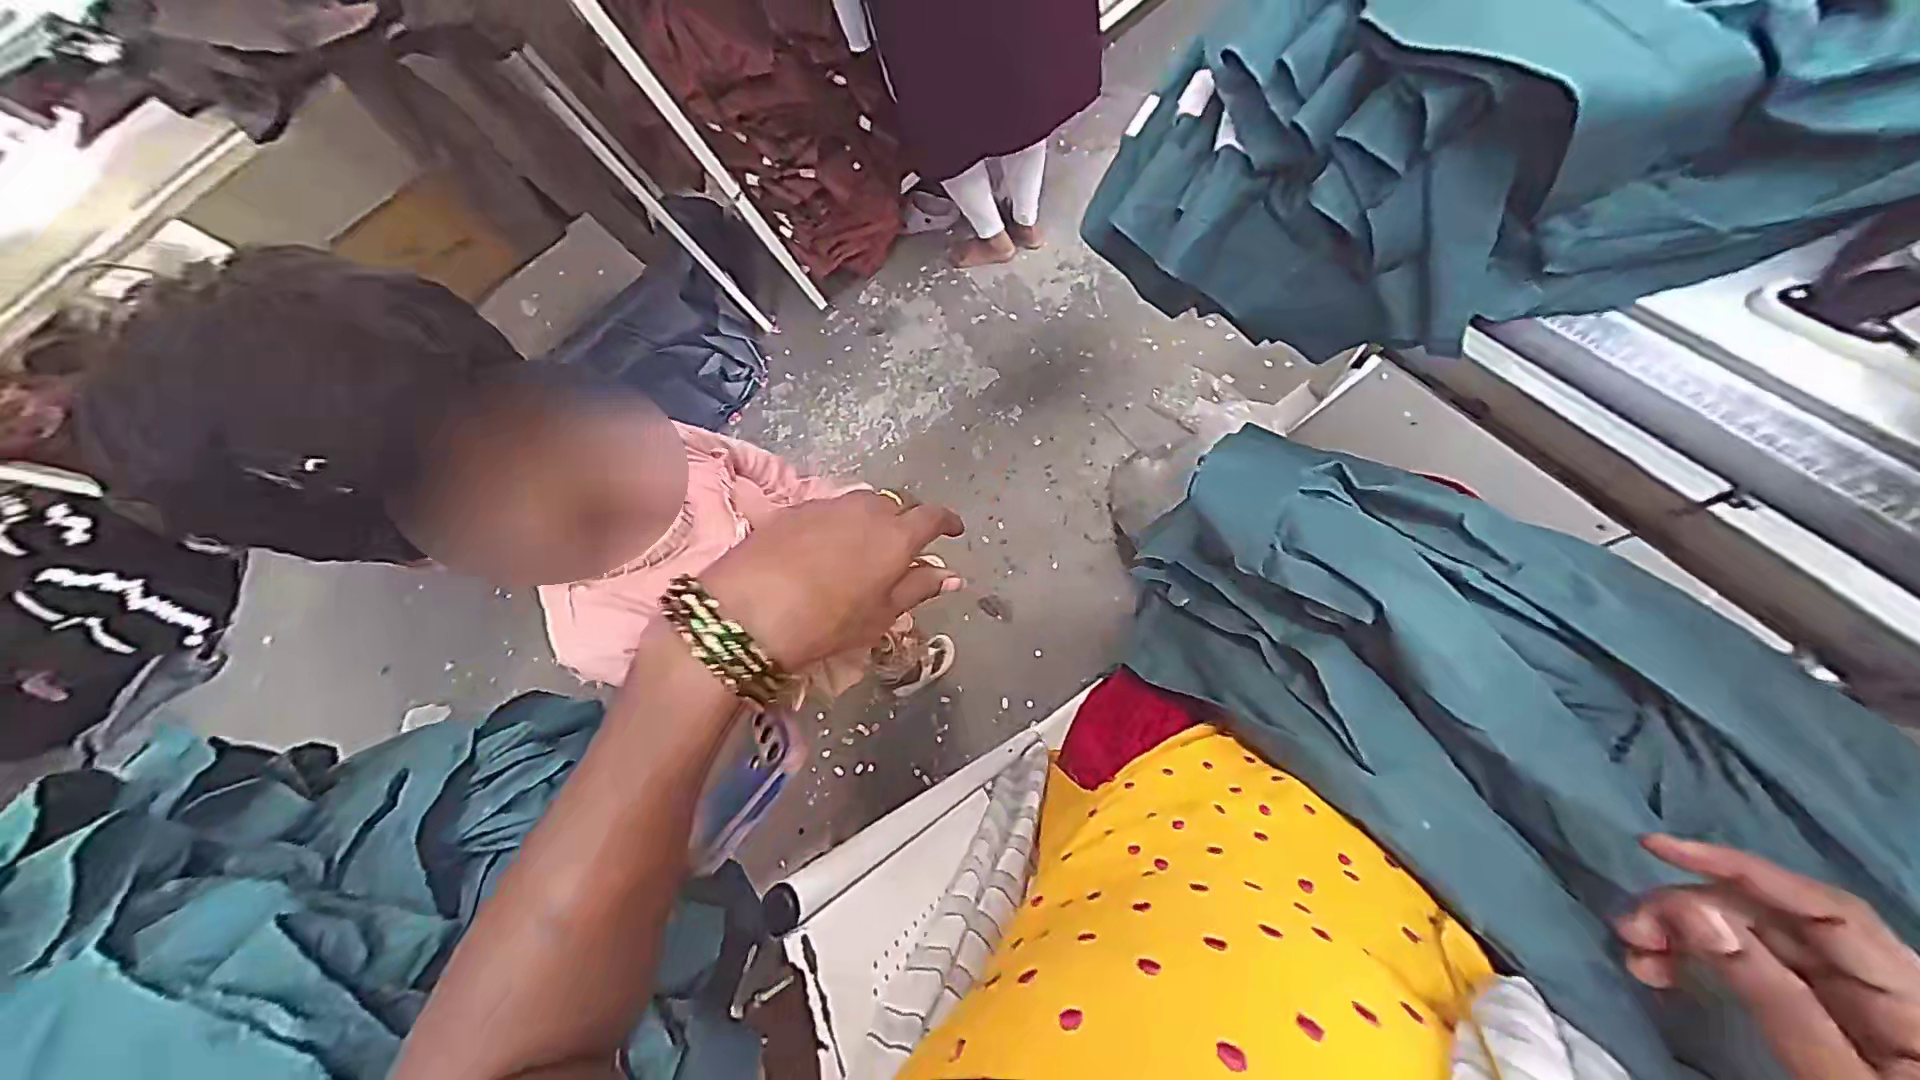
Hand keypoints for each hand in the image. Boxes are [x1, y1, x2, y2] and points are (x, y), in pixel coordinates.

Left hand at [699, 491, 963, 669]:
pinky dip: (841, 522)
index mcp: (896, 535)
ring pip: (862, 503)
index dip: (947, 522)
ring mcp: (827, 505)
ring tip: (868, 544)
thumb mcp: (880, 614)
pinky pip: (831, 509)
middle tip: (907, 546)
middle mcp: (865, 509)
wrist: (746, 611)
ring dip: (873, 518)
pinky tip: (830, 545)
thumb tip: (950, 575)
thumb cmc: (827, 622)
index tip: (953, 530)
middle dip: (908, 521)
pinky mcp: (793, 509)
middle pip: (897, 505)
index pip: (932, 516)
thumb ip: (918, 588)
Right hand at [1616, 834, 1919, 1079]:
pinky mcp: (1824, 1017)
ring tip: (1635, 952)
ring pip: (1754, 938)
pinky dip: (1698, 958)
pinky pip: (1753, 967)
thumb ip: (1777, 1000)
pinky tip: (1660, 968)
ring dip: (1683, 933)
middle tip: (1630, 929)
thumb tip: (1694, 911)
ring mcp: (1857, 1005)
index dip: (1741, 868)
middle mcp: (1891, 989)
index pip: (1825, 910)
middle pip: (1777, 921)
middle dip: (1691, 910)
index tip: (1654, 846)